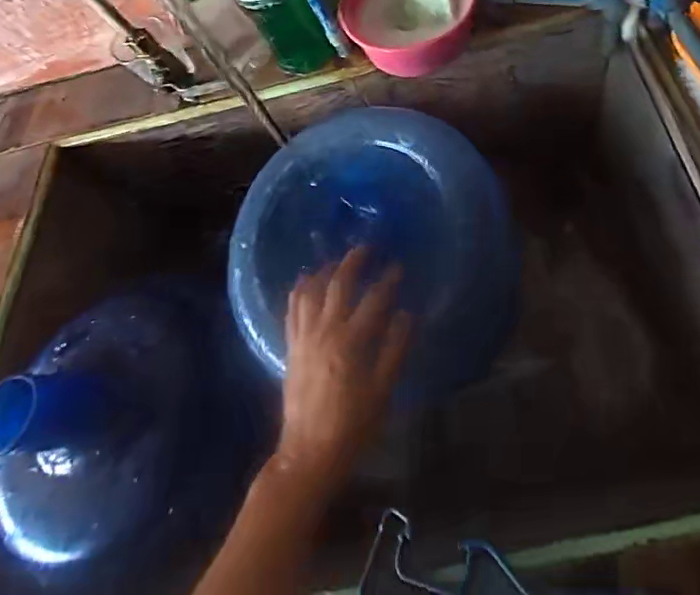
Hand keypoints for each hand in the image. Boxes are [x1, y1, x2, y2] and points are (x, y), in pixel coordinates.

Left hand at [275, 245, 411, 493]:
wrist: (309, 452)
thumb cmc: (353, 425)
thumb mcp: (383, 390)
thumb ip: (396, 349)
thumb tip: (409, 314)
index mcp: (351, 341)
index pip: (374, 299)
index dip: (388, 280)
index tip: (398, 266)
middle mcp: (324, 331)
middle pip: (338, 284)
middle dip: (353, 262)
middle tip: (366, 248)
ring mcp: (303, 337)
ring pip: (311, 291)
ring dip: (326, 270)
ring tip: (338, 261)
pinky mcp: (290, 347)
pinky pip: (292, 308)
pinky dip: (300, 289)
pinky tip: (306, 281)